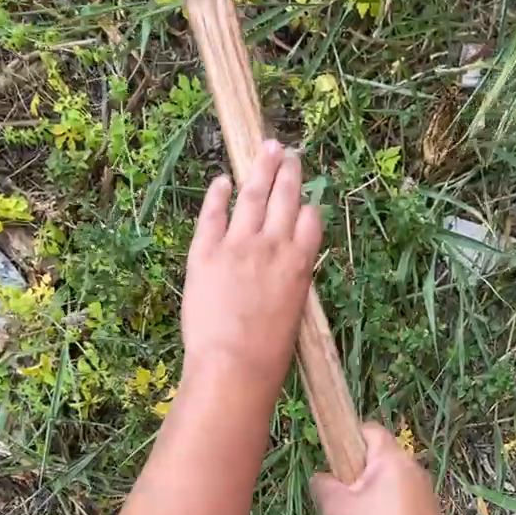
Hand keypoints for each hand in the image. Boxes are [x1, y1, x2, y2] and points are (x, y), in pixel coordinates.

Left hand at [180, 140, 322, 393]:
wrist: (233, 366)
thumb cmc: (269, 357)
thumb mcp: (293, 318)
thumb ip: (290, 286)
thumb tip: (286, 275)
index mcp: (300, 265)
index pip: (311, 220)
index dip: (308, 207)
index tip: (305, 201)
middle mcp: (273, 246)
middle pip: (285, 197)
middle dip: (288, 172)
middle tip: (288, 153)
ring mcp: (238, 245)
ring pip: (252, 195)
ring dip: (261, 168)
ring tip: (267, 148)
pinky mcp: (205, 252)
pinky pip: (212, 214)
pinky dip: (217, 194)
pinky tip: (222, 180)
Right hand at [310, 424, 457, 514]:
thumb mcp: (336, 508)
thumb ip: (323, 484)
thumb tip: (323, 478)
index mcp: (392, 458)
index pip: (369, 430)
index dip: (348, 438)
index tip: (335, 463)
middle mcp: (414, 469)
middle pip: (379, 460)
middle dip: (358, 475)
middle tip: (343, 502)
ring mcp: (426, 493)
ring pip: (390, 484)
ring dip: (372, 498)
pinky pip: (402, 504)